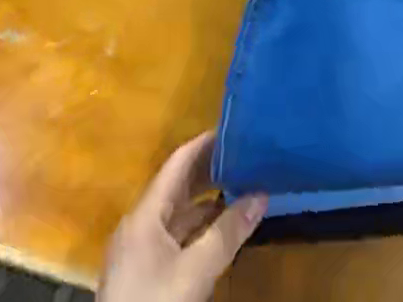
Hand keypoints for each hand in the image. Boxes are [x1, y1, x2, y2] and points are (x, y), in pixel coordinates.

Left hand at [99, 131, 266, 301]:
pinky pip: (175, 235)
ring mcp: (139, 250)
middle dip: (211, 170)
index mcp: (145, 215)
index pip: (178, 162)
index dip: (206, 143)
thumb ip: (229, 231)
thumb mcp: (196, 270)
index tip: (237, 130)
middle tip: (247, 156)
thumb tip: (262, 193)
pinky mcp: (144, 273)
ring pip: (177, 212)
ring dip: (208, 200)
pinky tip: (224, 227)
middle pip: (177, 185)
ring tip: (243, 186)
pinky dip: (200, 226)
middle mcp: (139, 225)